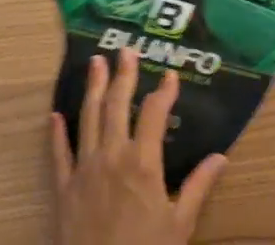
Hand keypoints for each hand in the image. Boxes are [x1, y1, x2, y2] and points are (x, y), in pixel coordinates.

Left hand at [51, 50, 226, 244]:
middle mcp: (112, 156)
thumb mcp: (180, 224)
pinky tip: (54, 115)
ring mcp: (85, 169)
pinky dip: (56, 133)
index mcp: (143, 162)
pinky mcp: (64, 187)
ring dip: (92, 89)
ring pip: (87, 119)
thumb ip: (199, 187)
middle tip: (126, 50)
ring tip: (95, 63)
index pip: (154, 113)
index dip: (164, 91)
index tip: (170, 74)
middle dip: (122, 75)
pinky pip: (58, 153)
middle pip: (116, 105)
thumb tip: (220, 157)